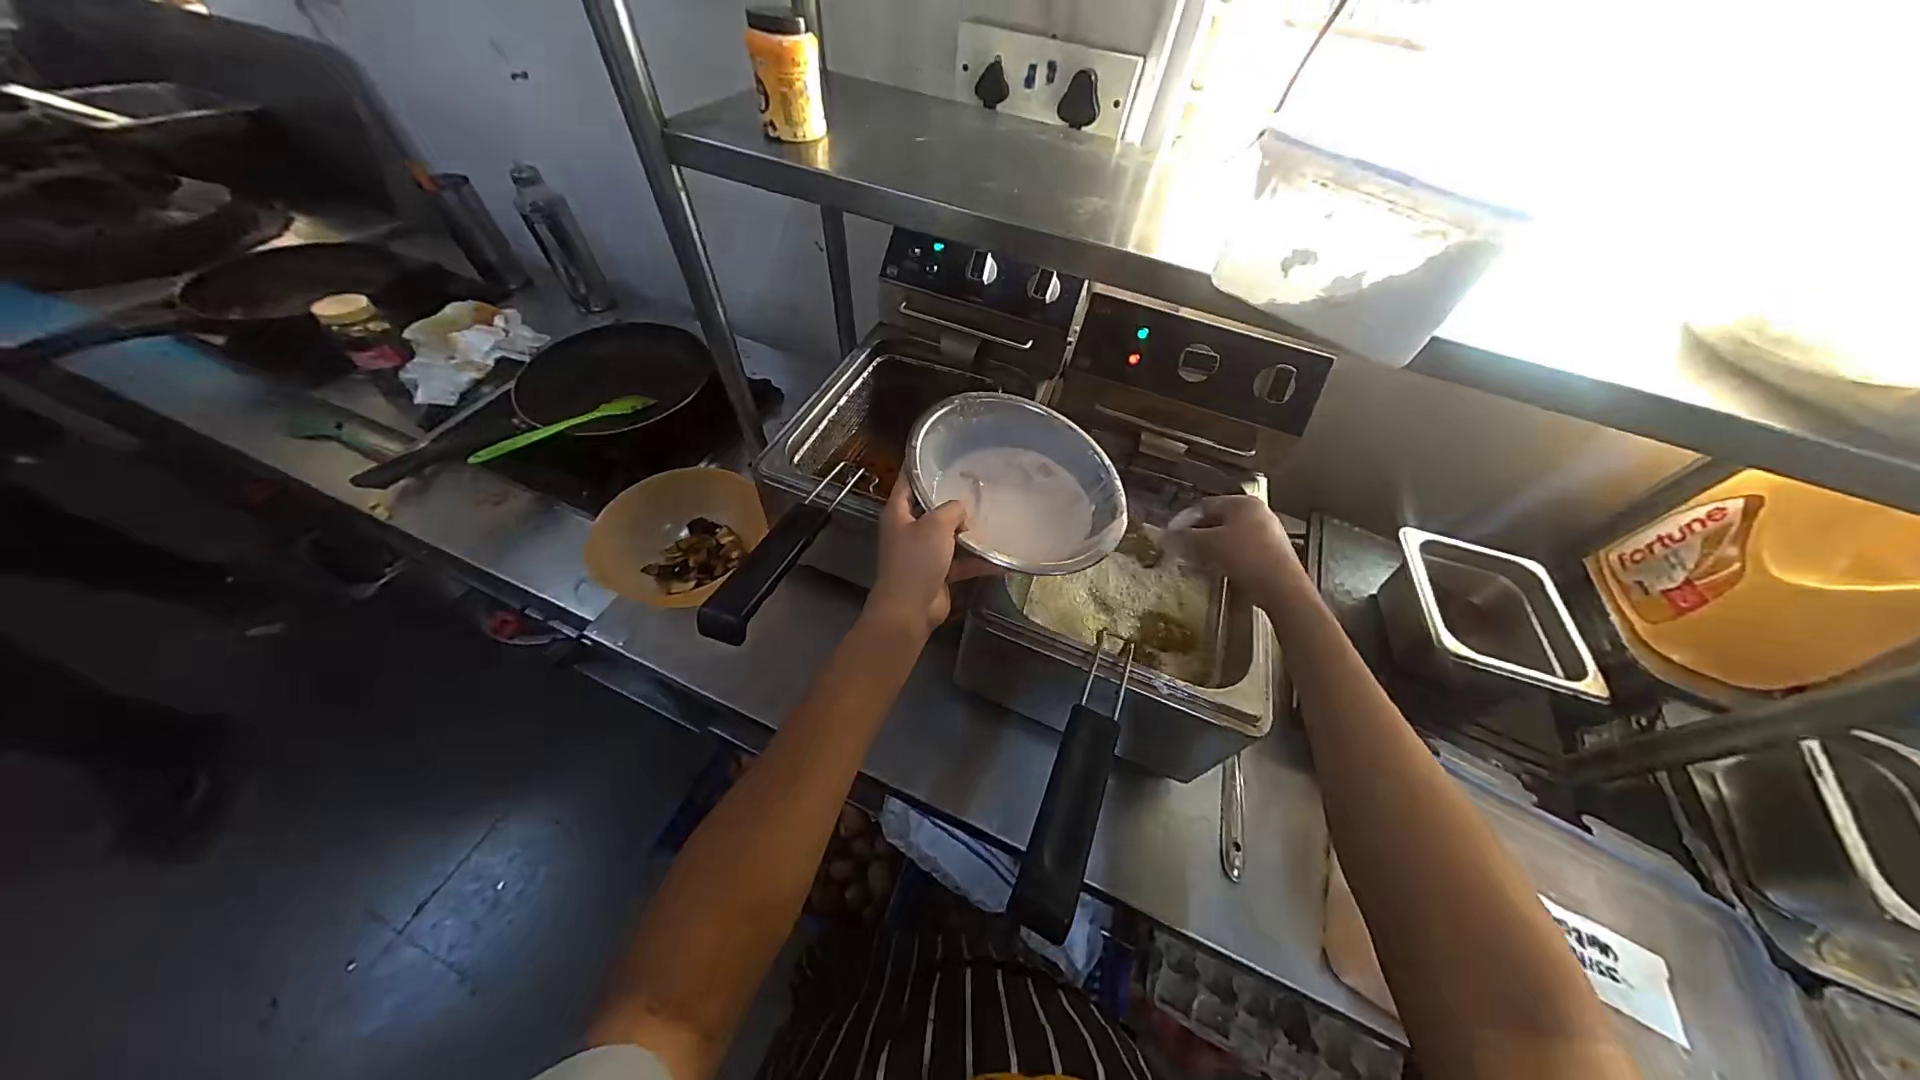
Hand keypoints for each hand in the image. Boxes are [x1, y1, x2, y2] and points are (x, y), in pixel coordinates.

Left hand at [865, 477, 999, 636]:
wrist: (909, 609)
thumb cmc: (916, 561)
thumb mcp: (935, 525)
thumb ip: (951, 509)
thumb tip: (961, 510)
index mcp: (898, 512)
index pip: (907, 481)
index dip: (920, 466)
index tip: (942, 453)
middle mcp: (908, 529)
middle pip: (931, 508)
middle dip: (953, 499)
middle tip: (978, 484)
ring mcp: (922, 552)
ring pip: (949, 535)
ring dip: (969, 532)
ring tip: (995, 516)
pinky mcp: (937, 572)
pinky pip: (961, 561)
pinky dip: (978, 561)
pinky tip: (1002, 558)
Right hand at [1178, 495, 1305, 606]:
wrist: (1281, 588)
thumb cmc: (1246, 557)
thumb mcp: (1209, 545)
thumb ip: (1187, 537)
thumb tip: (1170, 536)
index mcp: (1242, 503)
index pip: (1204, 505)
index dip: (1184, 519)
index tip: (1171, 534)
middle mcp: (1257, 512)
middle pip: (1218, 519)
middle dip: (1197, 534)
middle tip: (1181, 547)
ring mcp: (1267, 531)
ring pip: (1229, 535)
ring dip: (1210, 546)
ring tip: (1196, 560)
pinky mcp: (1272, 551)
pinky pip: (1241, 548)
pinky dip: (1226, 555)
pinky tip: (1218, 568)